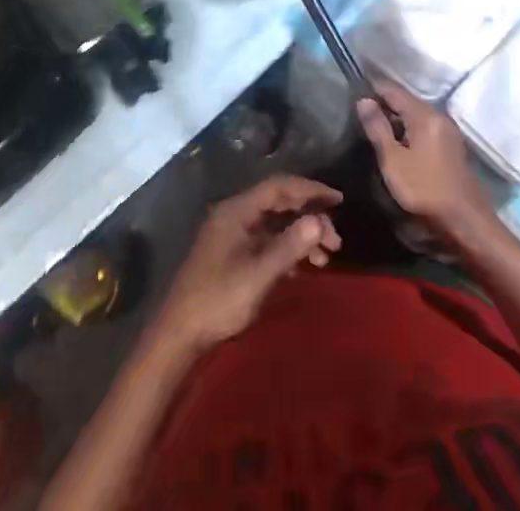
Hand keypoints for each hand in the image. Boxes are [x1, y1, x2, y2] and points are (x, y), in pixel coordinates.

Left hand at [149, 175, 342, 354]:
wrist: (180, 333)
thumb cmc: (219, 300)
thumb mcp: (258, 274)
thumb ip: (289, 245)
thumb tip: (319, 221)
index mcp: (236, 211)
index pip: (278, 187)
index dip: (310, 190)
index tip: (339, 200)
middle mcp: (233, 216)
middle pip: (278, 204)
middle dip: (310, 218)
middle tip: (336, 242)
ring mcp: (231, 235)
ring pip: (274, 225)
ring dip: (301, 237)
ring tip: (324, 260)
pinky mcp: (232, 254)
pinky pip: (266, 241)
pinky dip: (287, 249)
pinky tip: (302, 268)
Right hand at [357, 80, 490, 233]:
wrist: (464, 220)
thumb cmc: (424, 189)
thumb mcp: (393, 160)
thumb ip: (378, 128)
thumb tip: (364, 100)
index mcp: (425, 116)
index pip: (394, 91)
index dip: (373, 88)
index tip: (353, 88)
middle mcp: (439, 117)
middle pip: (407, 101)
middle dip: (384, 102)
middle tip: (359, 108)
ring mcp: (448, 132)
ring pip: (416, 115)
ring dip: (396, 117)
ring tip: (372, 123)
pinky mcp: (450, 146)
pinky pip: (424, 127)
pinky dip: (407, 128)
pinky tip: (395, 139)